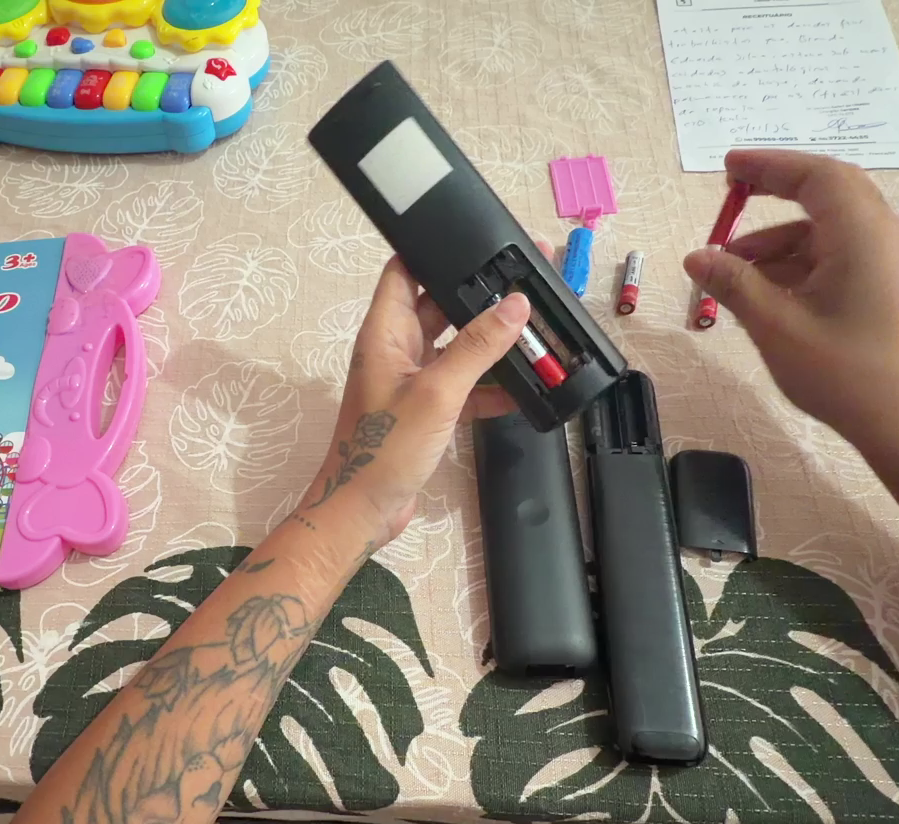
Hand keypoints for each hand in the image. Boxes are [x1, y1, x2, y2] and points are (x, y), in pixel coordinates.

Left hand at [301, 256, 528, 545]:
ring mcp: (410, 381)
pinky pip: (461, 387)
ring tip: (533, 332)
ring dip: (489, 344)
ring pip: (454, 348)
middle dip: (477, 295)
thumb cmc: (383, 450)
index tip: (474, 238)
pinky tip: (522, 389)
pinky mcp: (424, 411)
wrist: (365, 509)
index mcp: (384, 334)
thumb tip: (514, 306)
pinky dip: (488, 387)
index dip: (433, 251)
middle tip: (523, 279)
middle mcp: (395, 351)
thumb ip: (476, 347)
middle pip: (437, 306)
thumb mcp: (436, 392)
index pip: (403, 272)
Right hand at [682, 149, 898, 456]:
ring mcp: (886, 262)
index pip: (816, 177)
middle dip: (774, 195)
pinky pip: (833, 256)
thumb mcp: (774, 326)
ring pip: (824, 231)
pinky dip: (794, 263)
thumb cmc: (839, 371)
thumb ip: (733, 285)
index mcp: (861, 235)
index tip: (728, 167)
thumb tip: (696, 257)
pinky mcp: (882, 286)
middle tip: (727, 200)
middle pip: (825, 196)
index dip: (770, 166)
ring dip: (775, 241)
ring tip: (728, 271)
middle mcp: (881, 236)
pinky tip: (760, 291)